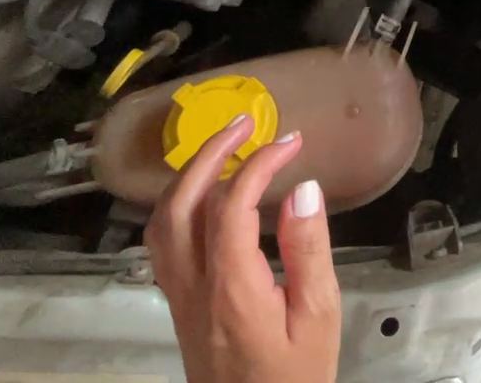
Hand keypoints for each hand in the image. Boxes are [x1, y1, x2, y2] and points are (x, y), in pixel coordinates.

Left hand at [145, 116, 340, 382]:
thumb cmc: (296, 374)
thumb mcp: (319, 314)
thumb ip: (308, 250)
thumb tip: (304, 188)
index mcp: (231, 289)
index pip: (231, 208)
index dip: (258, 165)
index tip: (292, 142)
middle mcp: (193, 288)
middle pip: (180, 207)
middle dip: (210, 155)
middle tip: (248, 122)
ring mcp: (179, 297)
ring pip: (161, 223)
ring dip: (188, 175)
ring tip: (226, 145)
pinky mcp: (180, 303)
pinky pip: (164, 241)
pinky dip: (180, 201)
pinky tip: (208, 190)